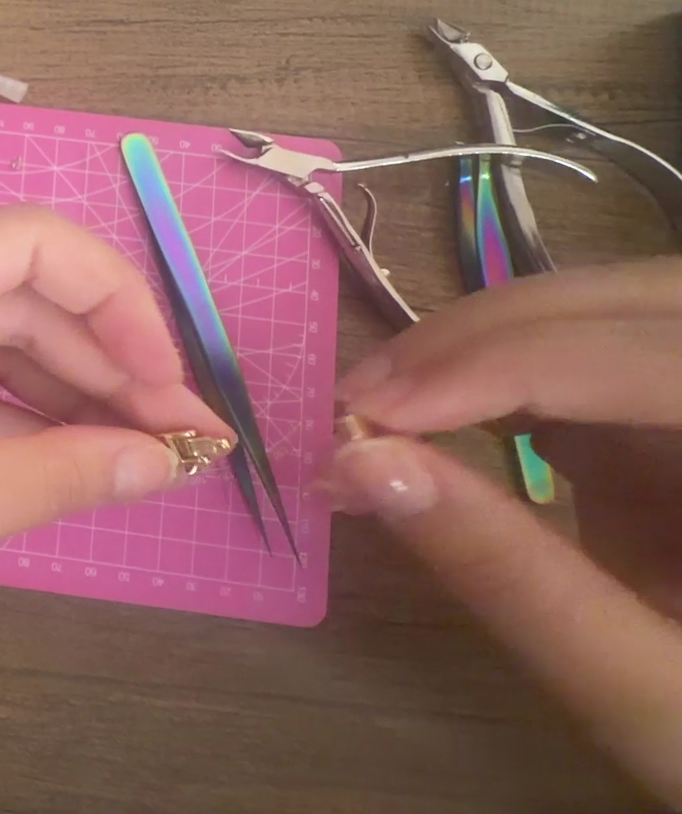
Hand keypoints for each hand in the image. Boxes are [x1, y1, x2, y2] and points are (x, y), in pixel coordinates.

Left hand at [0, 204, 224, 615]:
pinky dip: (13, 412)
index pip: (29, 245)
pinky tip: (69, 452)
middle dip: (102, 357)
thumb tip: (160, 460)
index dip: (116, 300)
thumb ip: (51, 476)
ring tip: (142, 450)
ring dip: (64, 388)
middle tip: (178, 435)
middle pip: (17, 294)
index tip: (168, 381)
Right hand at [329, 258, 681, 805]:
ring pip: (608, 317)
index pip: (659, 363)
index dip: (504, 367)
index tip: (364, 415)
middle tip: (364, 389)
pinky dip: (491, 384)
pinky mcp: (679, 428)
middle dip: (485, 331)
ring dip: (476, 347)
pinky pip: (586, 368)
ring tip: (379, 402)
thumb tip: (356, 464)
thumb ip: (512, 578)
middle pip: (638, 304)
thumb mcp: (653, 700)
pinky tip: (428, 421)